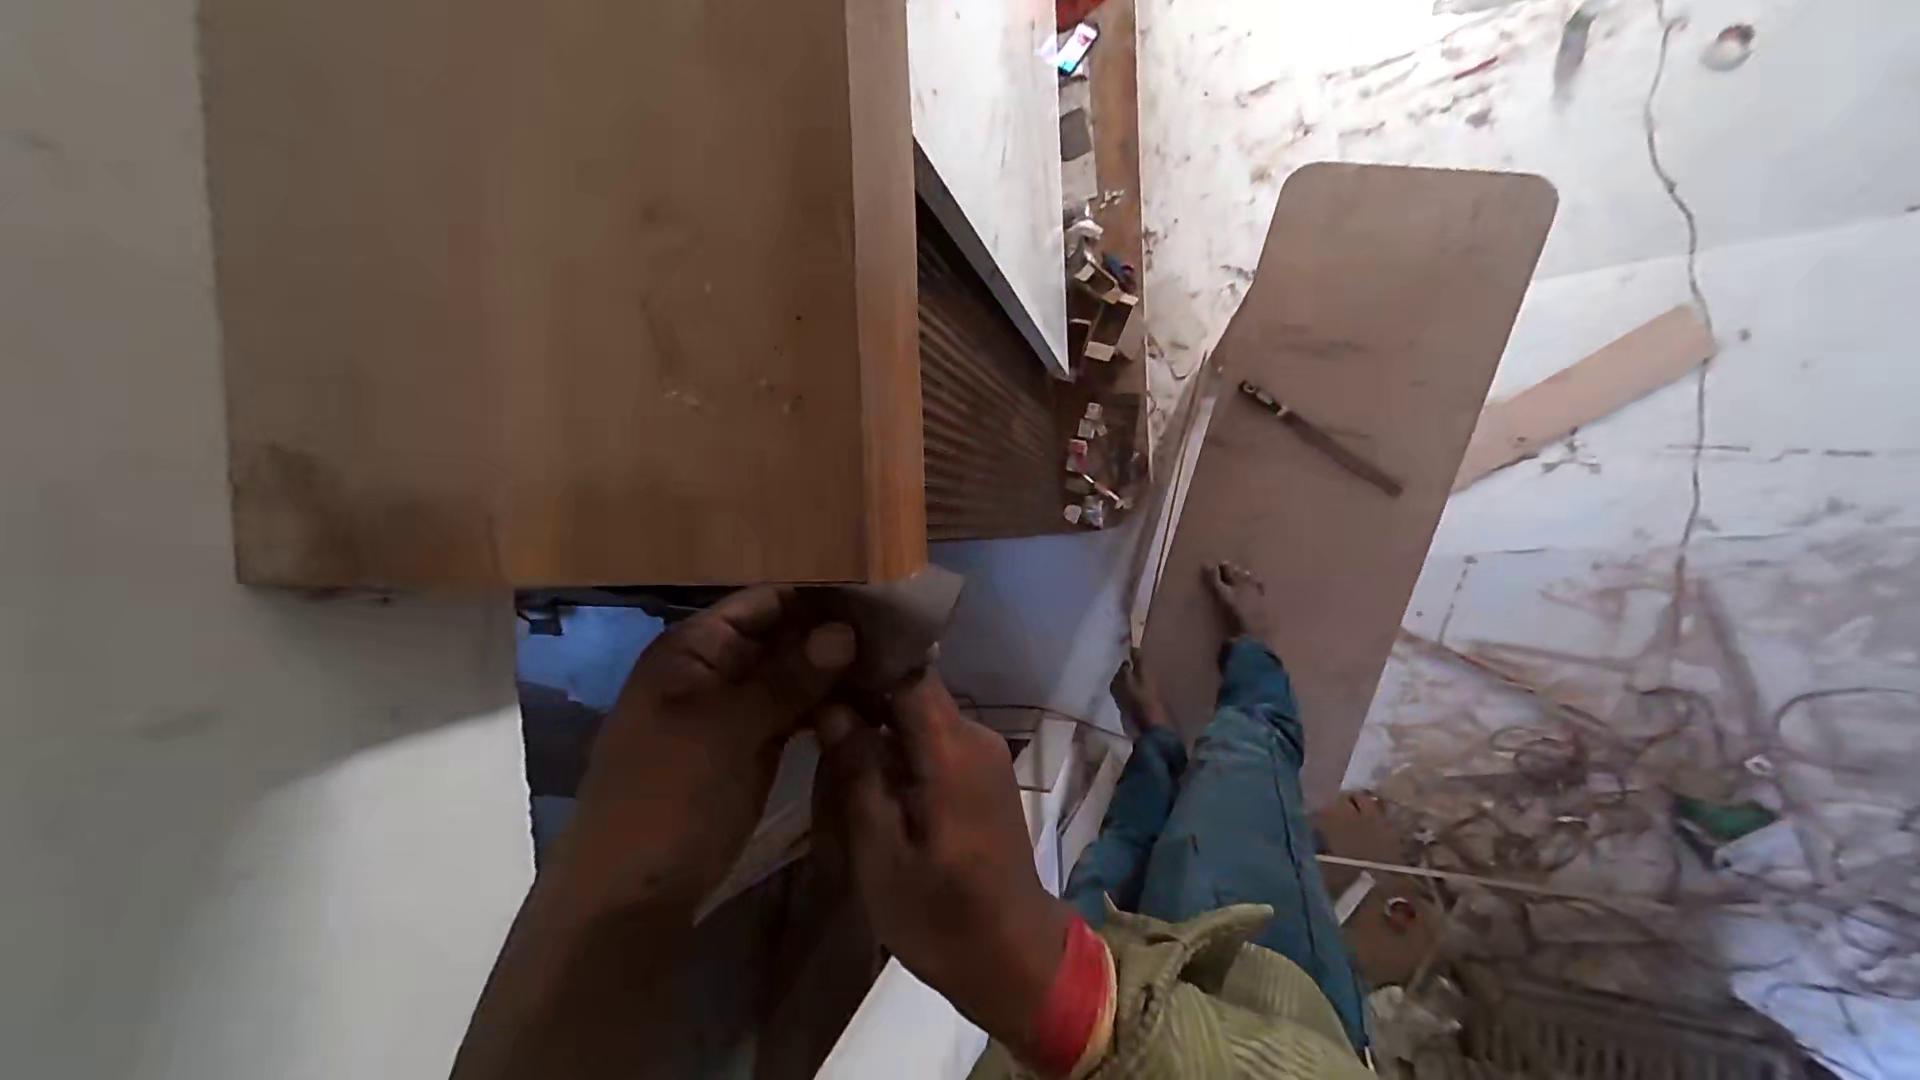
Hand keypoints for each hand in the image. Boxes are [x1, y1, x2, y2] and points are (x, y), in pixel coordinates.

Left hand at [452, 588, 855, 1079]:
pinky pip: (800, 709)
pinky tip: (871, 700)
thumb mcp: (724, 730)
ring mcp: (741, 706)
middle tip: (901, 634)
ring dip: (838, 670)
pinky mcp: (760, 741)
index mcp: (696, 648)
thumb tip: (846, 631)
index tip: (876, 597)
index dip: (817, 596)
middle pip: (787, 635)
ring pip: (798, 673)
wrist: (633, 893)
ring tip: (896, 663)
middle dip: (835, 635)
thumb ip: (786, 678)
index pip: (766, 602)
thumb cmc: (665, 796)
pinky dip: (831, 704)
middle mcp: (720, 667)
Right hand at [813, 673, 1069, 1061]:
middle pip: (916, 690)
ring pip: (924, 714)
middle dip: (867, 694)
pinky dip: (903, 744)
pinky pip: (937, 737)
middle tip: (815, 709)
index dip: (868, 660)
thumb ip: (857, 773)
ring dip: (883, 723)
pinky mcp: (984, 770)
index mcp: (953, 750)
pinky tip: (871, 769)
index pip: (911, 672)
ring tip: (834, 740)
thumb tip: (832, 707)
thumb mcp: (880, 853)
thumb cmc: (940, 914)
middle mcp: (976, 736)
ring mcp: (985, 751)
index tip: (824, 663)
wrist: (1014, 954)